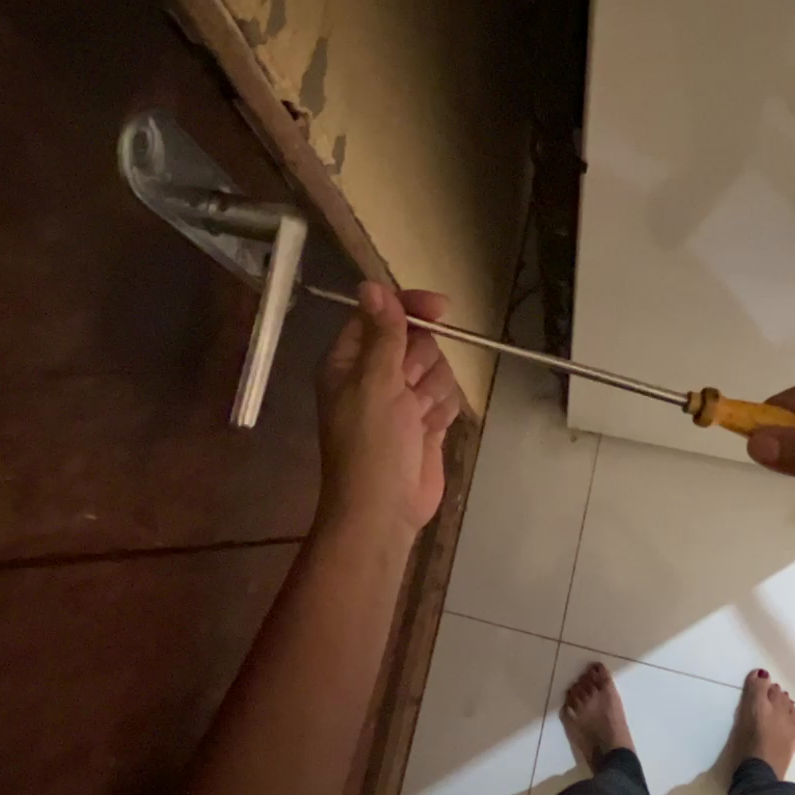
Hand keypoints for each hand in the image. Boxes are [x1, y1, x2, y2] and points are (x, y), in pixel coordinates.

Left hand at [315, 283, 463, 539]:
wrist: (384, 510)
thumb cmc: (371, 445)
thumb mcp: (374, 382)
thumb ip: (382, 333)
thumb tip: (370, 284)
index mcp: (349, 361)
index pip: (381, 315)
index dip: (409, 308)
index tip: (440, 309)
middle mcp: (374, 375)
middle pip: (416, 340)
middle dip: (421, 362)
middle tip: (408, 390)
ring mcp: (401, 399)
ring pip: (436, 368)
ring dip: (433, 391)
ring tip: (417, 418)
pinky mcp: (424, 421)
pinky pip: (445, 397)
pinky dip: (442, 411)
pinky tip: (429, 431)